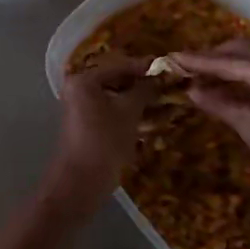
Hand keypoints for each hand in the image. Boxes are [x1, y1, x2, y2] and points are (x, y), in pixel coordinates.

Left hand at [53, 55, 155, 196]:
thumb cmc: (105, 140)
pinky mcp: (90, 127)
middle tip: (169, 84)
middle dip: (144, 85)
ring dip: (140, 101)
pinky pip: (114, 114)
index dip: (145, 67)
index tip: (168, 66)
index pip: (120, 66)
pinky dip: (131, 114)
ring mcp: (83, 110)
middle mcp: (80, 91)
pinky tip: (153, 118)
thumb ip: (144, 89)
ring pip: (117, 99)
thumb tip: (159, 77)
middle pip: (117, 81)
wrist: (81, 182)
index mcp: (85, 81)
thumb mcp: (129, 111)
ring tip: (167, 101)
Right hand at [171, 42, 249, 192]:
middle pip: (239, 52)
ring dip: (223, 66)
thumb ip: (220, 104)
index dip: (197, 61)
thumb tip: (191, 89)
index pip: (227, 61)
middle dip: (210, 57)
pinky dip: (237, 77)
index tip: (170, 58)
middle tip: (183, 67)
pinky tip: (223, 89)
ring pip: (249, 61)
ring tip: (197, 77)